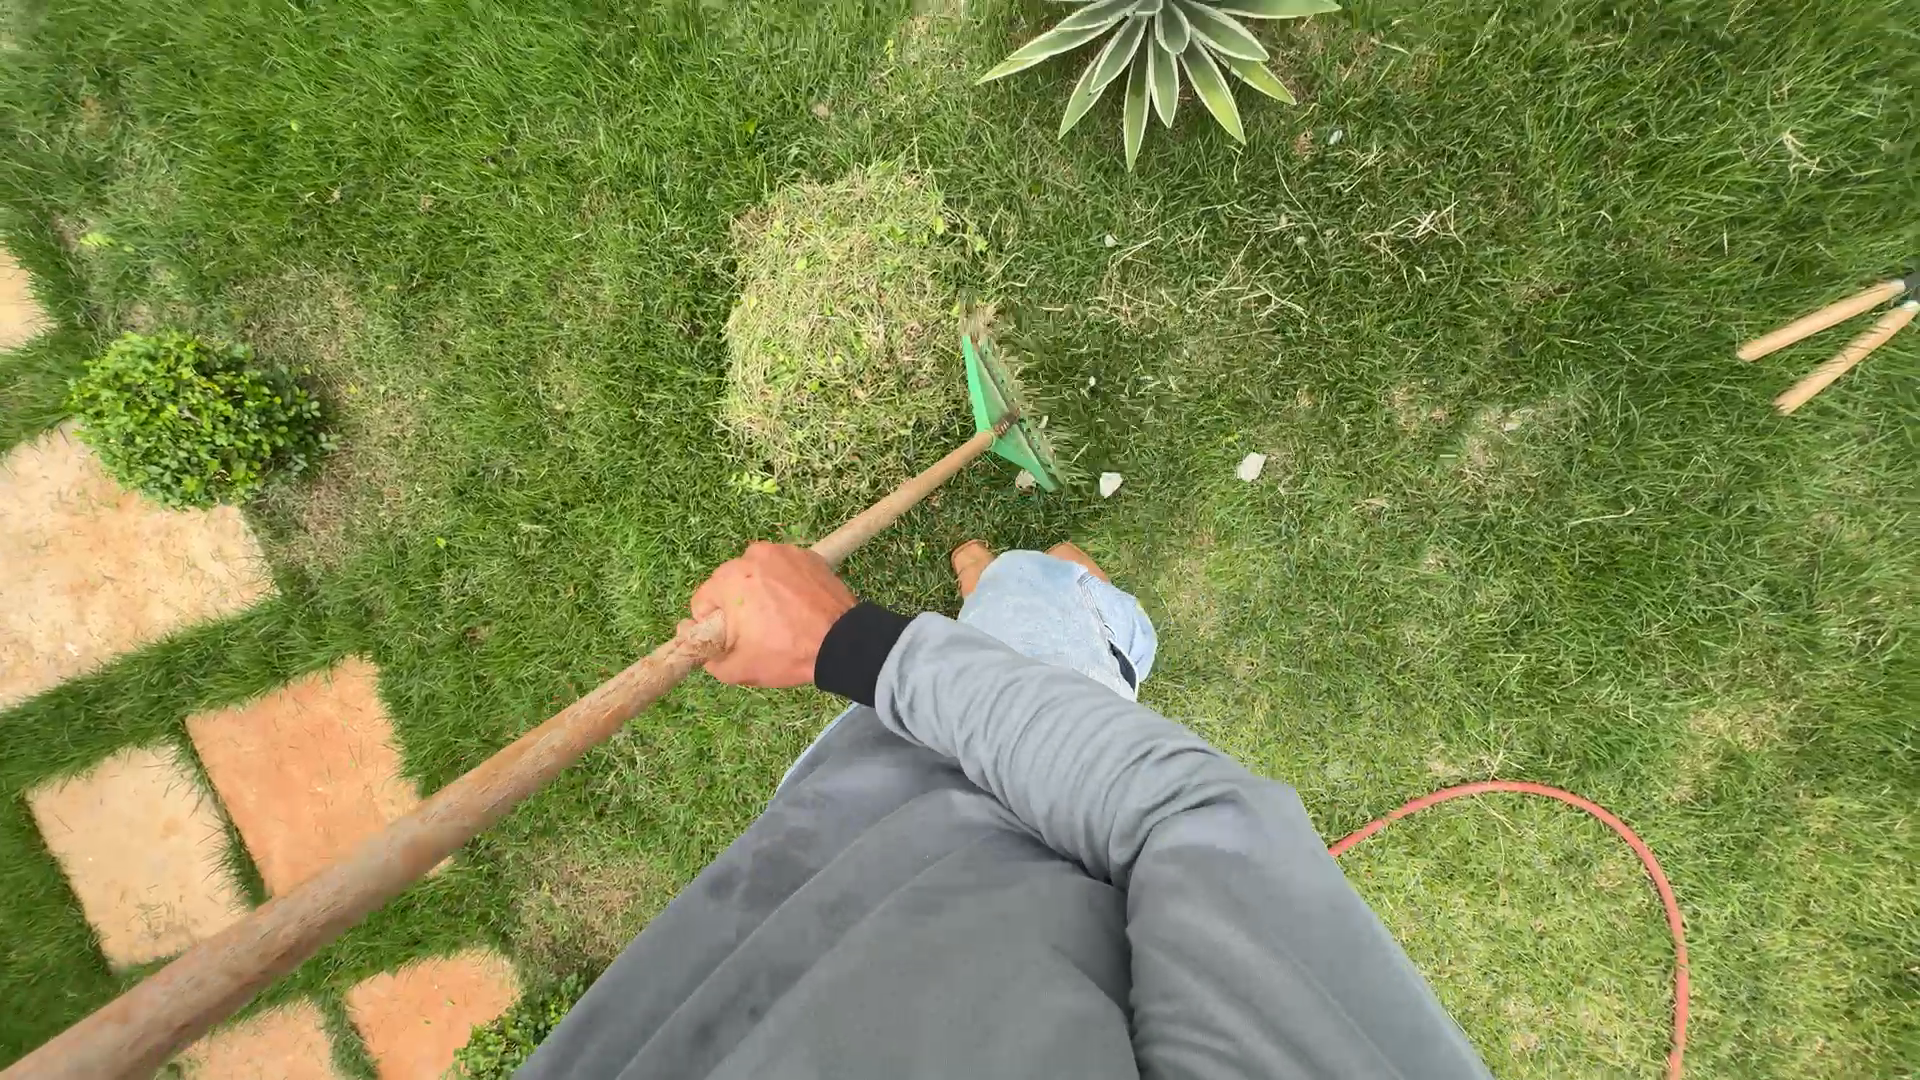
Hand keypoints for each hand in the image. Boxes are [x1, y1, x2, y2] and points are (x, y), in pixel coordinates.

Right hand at [681, 542, 855, 687]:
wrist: (842, 643)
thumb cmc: (786, 654)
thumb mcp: (736, 668)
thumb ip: (703, 653)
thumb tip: (687, 632)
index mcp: (729, 580)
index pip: (703, 601)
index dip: (714, 625)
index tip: (734, 638)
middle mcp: (753, 556)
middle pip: (730, 583)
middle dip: (738, 605)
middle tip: (760, 630)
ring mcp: (784, 552)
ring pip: (757, 573)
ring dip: (761, 589)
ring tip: (781, 616)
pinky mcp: (808, 555)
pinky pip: (784, 568)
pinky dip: (786, 582)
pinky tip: (798, 604)